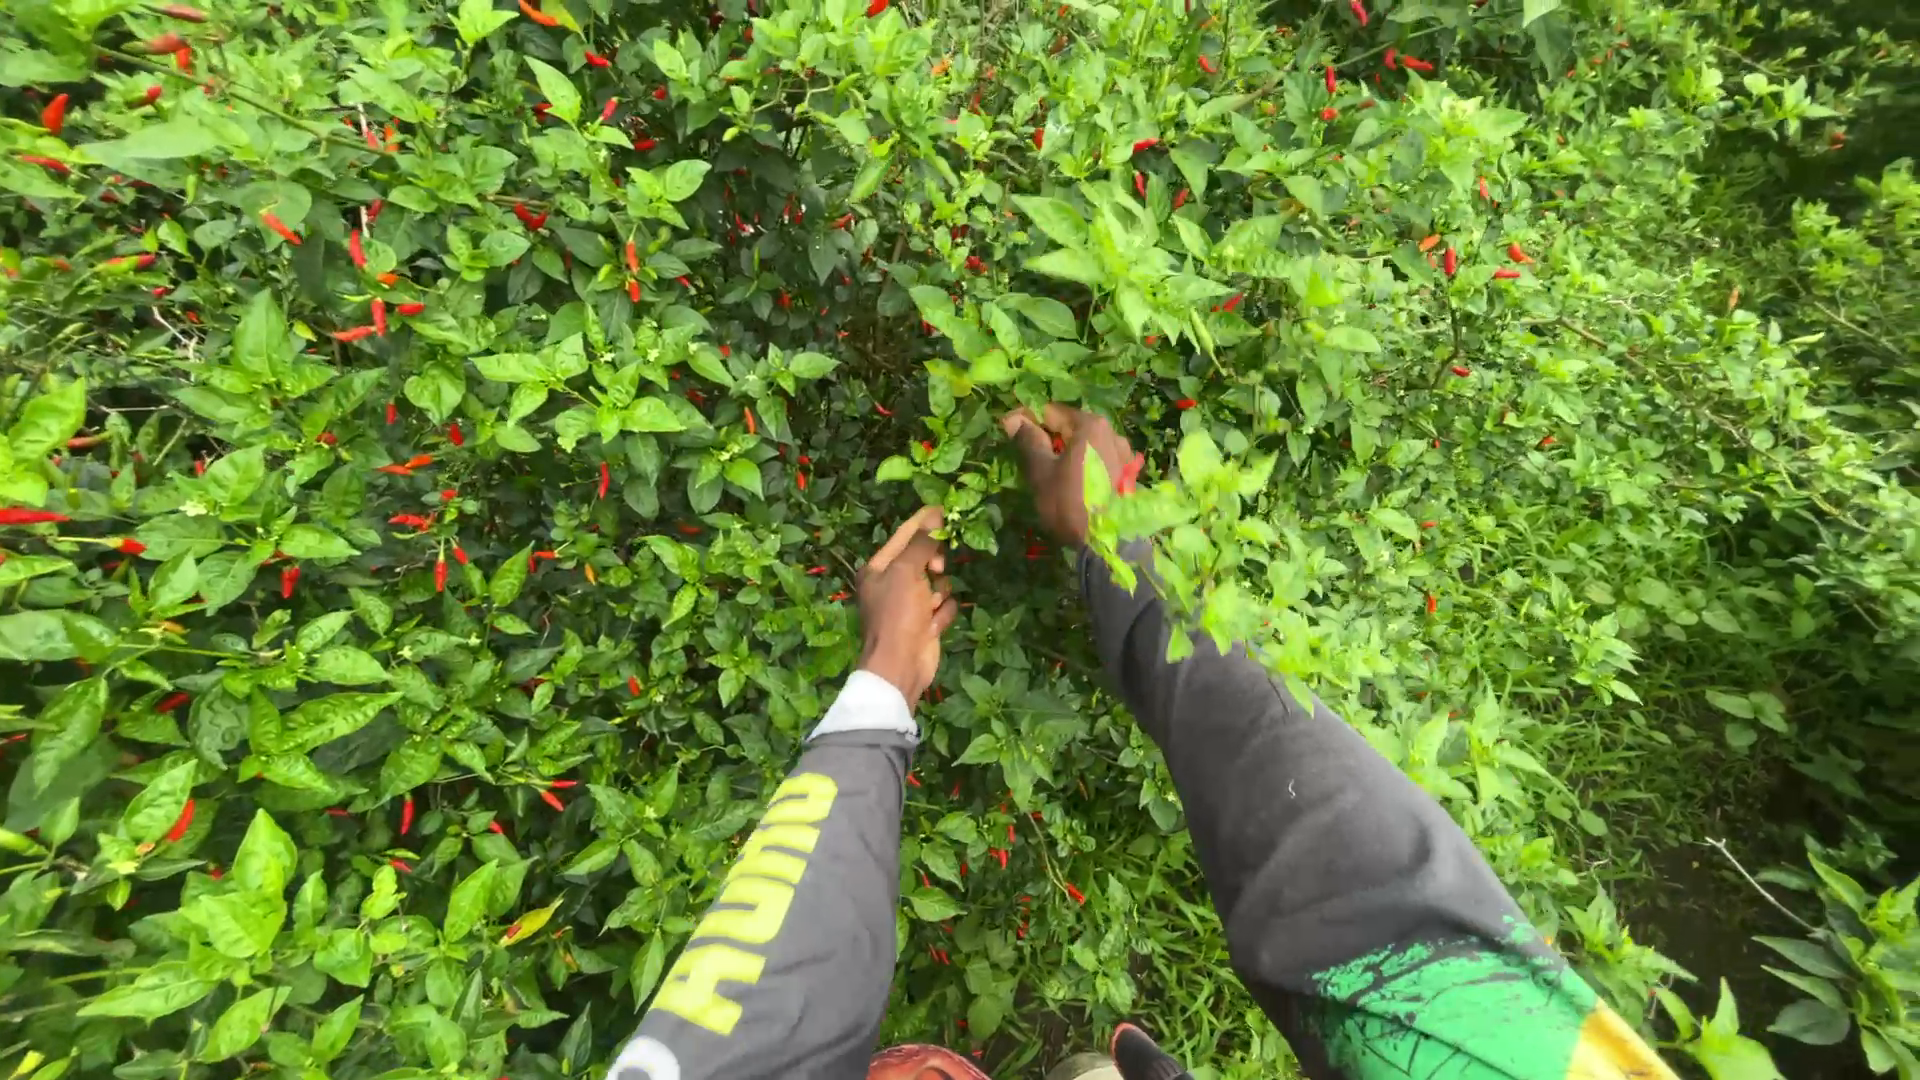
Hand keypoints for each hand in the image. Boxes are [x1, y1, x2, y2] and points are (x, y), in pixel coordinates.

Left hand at [855, 505, 957, 704]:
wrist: (900, 665)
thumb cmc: (897, 614)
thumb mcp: (906, 572)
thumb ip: (921, 543)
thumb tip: (934, 517)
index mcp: (879, 568)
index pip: (904, 535)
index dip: (923, 521)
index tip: (944, 508)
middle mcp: (892, 583)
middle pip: (923, 557)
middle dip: (934, 561)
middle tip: (937, 568)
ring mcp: (910, 604)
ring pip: (938, 582)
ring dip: (939, 591)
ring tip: (931, 604)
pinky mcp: (926, 622)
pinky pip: (943, 605)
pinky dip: (942, 613)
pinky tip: (934, 624)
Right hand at [1000, 404, 1137, 547]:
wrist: (1109, 543)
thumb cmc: (1070, 504)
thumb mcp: (1042, 472)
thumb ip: (1028, 441)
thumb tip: (1013, 418)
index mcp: (1090, 425)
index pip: (1050, 412)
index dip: (1029, 424)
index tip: (1017, 443)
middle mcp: (1112, 432)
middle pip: (1071, 427)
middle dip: (1051, 442)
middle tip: (1036, 468)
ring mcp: (1124, 453)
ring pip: (1086, 445)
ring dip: (1069, 455)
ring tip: (1056, 481)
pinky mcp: (1128, 474)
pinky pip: (1099, 460)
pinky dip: (1085, 467)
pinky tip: (1078, 488)